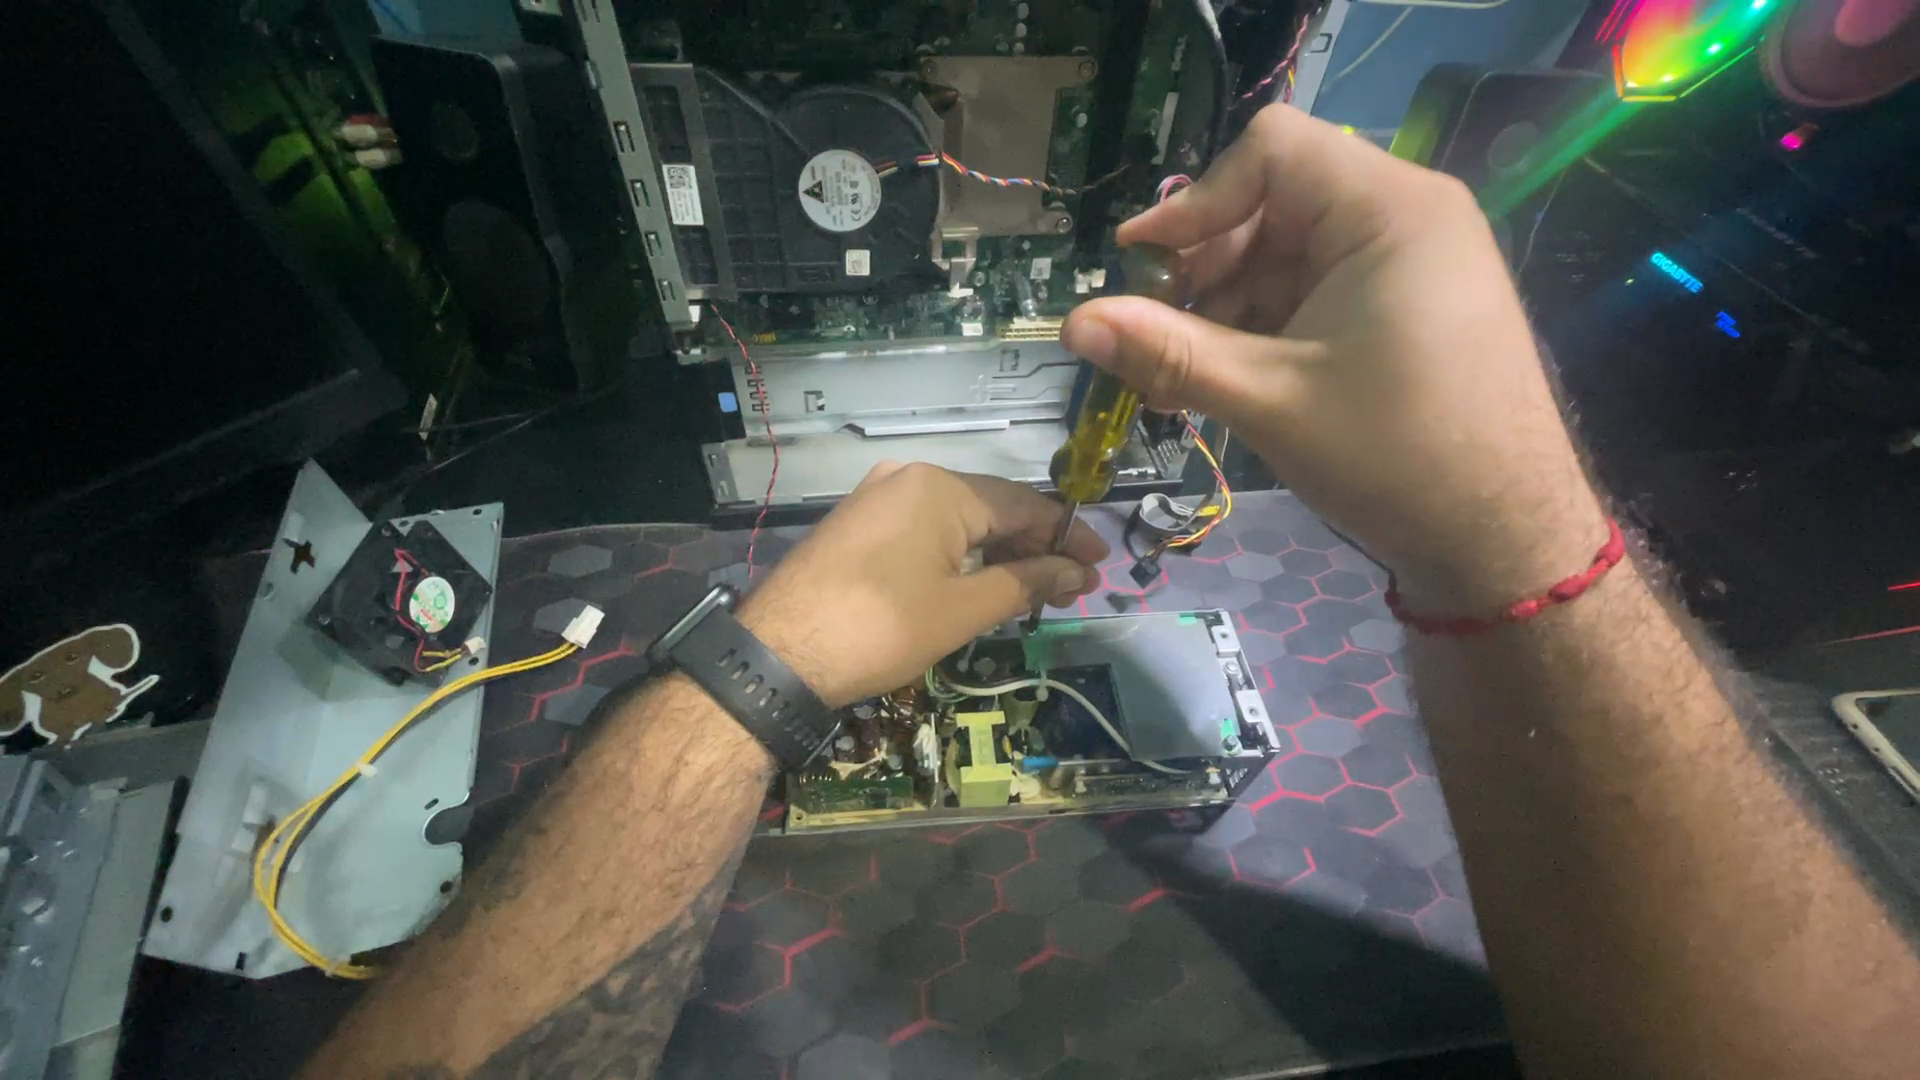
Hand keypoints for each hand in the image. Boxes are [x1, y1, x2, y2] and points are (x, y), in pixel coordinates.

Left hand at [737, 463, 1106, 705]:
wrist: (776, 655)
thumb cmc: (881, 630)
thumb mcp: (963, 609)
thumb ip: (1027, 582)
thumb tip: (1079, 571)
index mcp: (940, 486)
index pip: (1024, 503)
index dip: (1067, 535)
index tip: (1100, 563)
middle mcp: (908, 477)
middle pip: (991, 508)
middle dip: (1034, 547)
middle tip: (1071, 587)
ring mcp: (877, 497)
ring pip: (957, 519)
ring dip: (997, 553)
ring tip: (1033, 590)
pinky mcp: (858, 523)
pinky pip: (924, 529)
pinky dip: (958, 554)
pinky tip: (979, 580)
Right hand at [1061, 106, 1608, 612]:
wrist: (1498, 538)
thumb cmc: (1393, 456)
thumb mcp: (1266, 398)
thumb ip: (1165, 352)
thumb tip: (1072, 323)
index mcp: (1386, 211)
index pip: (1270, 152)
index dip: (1192, 203)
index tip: (1135, 267)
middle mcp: (1397, 221)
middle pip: (1266, 210)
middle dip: (1199, 277)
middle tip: (1150, 345)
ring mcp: (1396, 269)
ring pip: (1275, 263)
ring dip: (1216, 318)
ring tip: (1175, 386)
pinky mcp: (1389, 314)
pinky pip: (1300, 302)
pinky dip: (1251, 337)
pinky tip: (1217, 387)